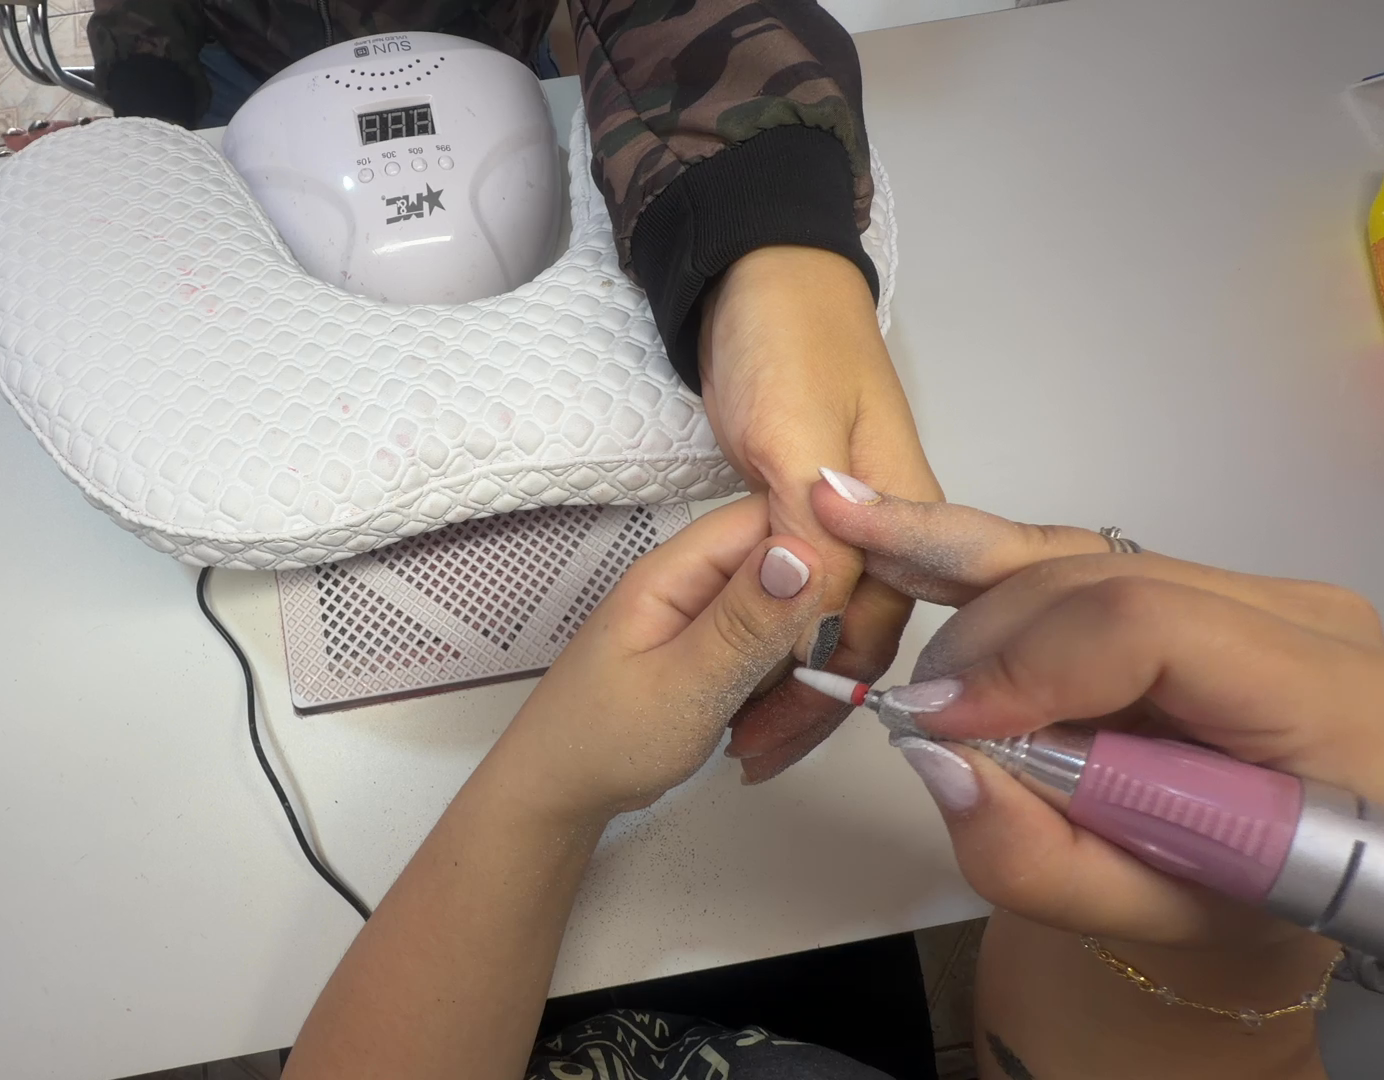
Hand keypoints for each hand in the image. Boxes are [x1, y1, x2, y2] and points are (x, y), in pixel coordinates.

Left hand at [489, 497, 822, 823]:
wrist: (562, 786)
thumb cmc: (602, 737)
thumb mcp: (680, 683)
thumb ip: (744, 622)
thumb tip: (807, 550)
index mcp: (675, 570)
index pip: (771, 518)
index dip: (827, 551)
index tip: (855, 616)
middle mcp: (693, 583)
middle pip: (792, 573)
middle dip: (818, 636)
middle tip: (811, 699)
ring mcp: (706, 618)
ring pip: (791, 623)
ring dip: (801, 678)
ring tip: (770, 730)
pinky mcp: (715, 651)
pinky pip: (773, 655)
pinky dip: (783, 694)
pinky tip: (762, 732)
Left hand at [698, 247, 942, 781]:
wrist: (751, 273)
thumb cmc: (778, 340)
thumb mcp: (785, 437)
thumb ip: (803, 525)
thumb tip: (817, 604)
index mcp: (876, 506)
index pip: (858, 615)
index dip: (820, 678)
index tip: (771, 731)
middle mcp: (860, 517)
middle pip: (840, 627)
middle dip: (802, 690)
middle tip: (753, 750)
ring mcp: (822, 509)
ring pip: (812, 612)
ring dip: (781, 669)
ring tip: (742, 732)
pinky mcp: (789, 501)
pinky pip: (786, 581)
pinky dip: (766, 625)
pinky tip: (742, 662)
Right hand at [802, 477, 1383, 949]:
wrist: (1260, 853)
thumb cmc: (1221, 891)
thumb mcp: (1135, 909)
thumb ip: (1032, 855)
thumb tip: (933, 753)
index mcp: (1329, 702)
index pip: (1141, 627)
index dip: (1022, 667)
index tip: (939, 722)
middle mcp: (1287, 615)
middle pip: (1078, 582)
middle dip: (975, 649)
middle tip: (922, 715)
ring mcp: (1223, 582)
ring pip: (1043, 557)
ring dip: (947, 596)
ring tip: (869, 603)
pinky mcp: (1157, 572)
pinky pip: (1035, 544)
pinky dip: (942, 538)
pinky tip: (861, 516)